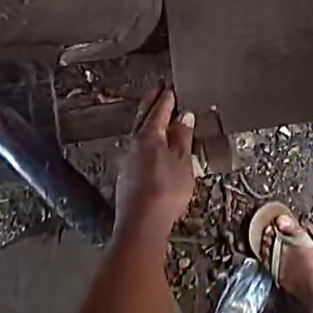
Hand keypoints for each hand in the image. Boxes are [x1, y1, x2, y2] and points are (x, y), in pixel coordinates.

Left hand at [112, 86, 194, 245]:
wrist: (142, 224)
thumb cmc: (166, 192)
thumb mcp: (183, 162)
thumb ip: (183, 138)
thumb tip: (184, 117)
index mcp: (149, 137)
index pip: (158, 111)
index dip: (165, 99)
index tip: (169, 87)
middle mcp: (134, 145)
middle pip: (143, 118)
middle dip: (151, 103)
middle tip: (157, 90)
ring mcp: (128, 161)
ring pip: (139, 134)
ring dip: (149, 122)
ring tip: (160, 117)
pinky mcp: (127, 176)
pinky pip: (138, 149)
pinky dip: (147, 140)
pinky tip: (154, 147)